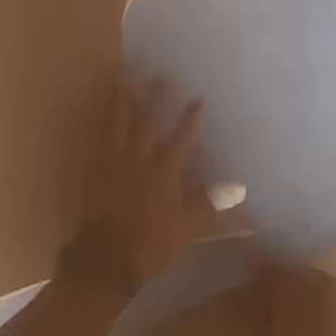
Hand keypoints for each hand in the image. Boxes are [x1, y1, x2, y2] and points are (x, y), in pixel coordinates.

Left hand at [67, 81, 209, 292]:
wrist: (105, 261)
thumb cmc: (151, 245)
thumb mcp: (187, 228)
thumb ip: (209, 205)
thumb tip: (238, 191)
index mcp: (164, 174)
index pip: (181, 139)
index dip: (190, 118)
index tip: (198, 97)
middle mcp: (139, 163)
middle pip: (146, 123)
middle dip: (154, 98)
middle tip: (157, 75)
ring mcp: (115, 166)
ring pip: (119, 127)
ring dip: (123, 103)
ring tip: (124, 80)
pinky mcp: (98, 174)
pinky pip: (101, 143)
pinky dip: (103, 126)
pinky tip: (104, 116)